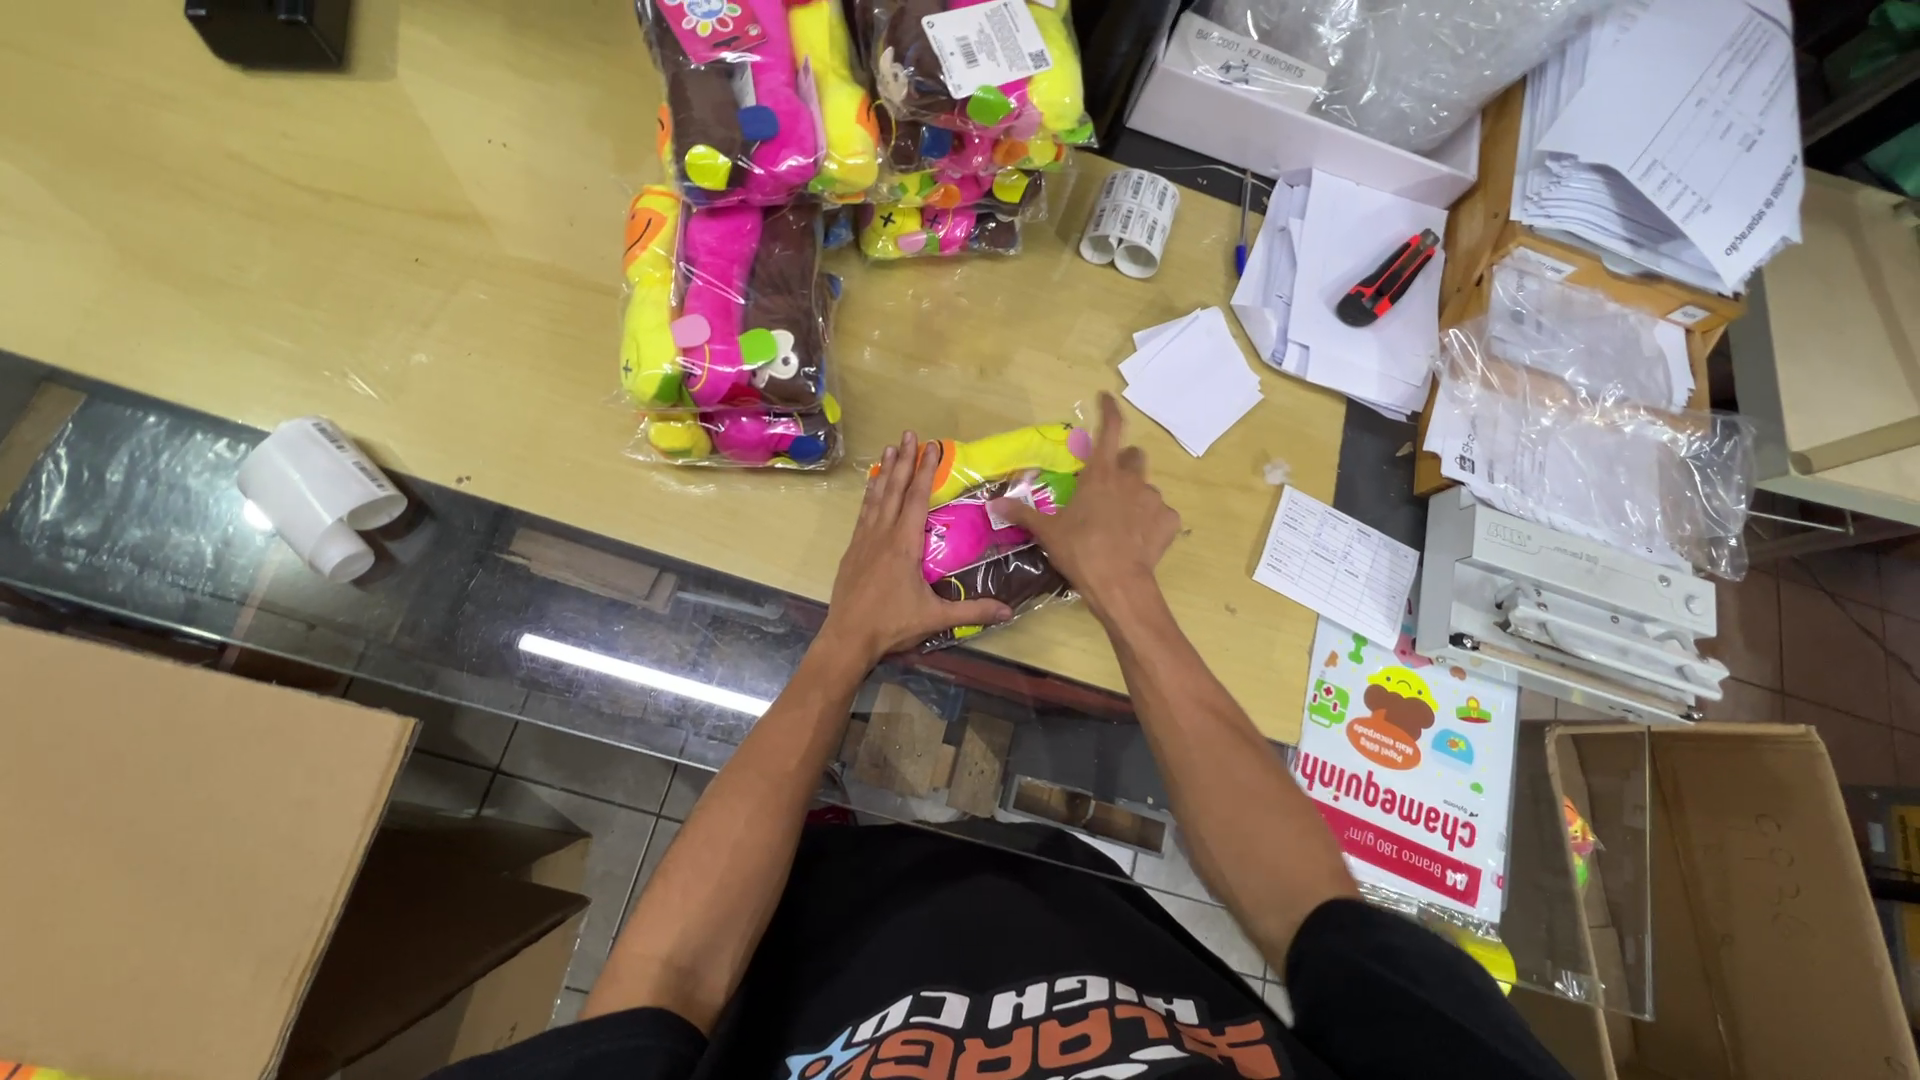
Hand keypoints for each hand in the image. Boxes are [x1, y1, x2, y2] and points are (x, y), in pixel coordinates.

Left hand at [819, 431, 1012, 664]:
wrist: (847, 638)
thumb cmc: (891, 625)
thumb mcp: (935, 618)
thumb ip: (972, 611)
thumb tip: (1008, 610)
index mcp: (904, 544)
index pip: (917, 498)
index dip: (925, 470)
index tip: (932, 446)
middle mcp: (882, 535)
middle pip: (894, 489)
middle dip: (904, 460)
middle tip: (909, 434)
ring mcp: (864, 541)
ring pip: (875, 497)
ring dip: (884, 471)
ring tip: (889, 448)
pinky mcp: (853, 550)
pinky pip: (863, 513)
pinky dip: (869, 495)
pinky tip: (871, 486)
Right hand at [992, 393, 1179, 619]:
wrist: (1118, 584)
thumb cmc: (1080, 550)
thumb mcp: (1048, 532)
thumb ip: (1022, 514)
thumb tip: (994, 504)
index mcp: (1101, 474)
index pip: (1110, 429)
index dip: (1109, 410)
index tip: (1107, 397)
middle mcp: (1131, 479)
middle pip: (1134, 456)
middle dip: (1124, 463)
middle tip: (1110, 482)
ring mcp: (1154, 499)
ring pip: (1147, 488)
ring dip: (1135, 496)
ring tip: (1121, 521)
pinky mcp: (1169, 521)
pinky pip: (1161, 515)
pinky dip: (1151, 522)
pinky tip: (1139, 539)